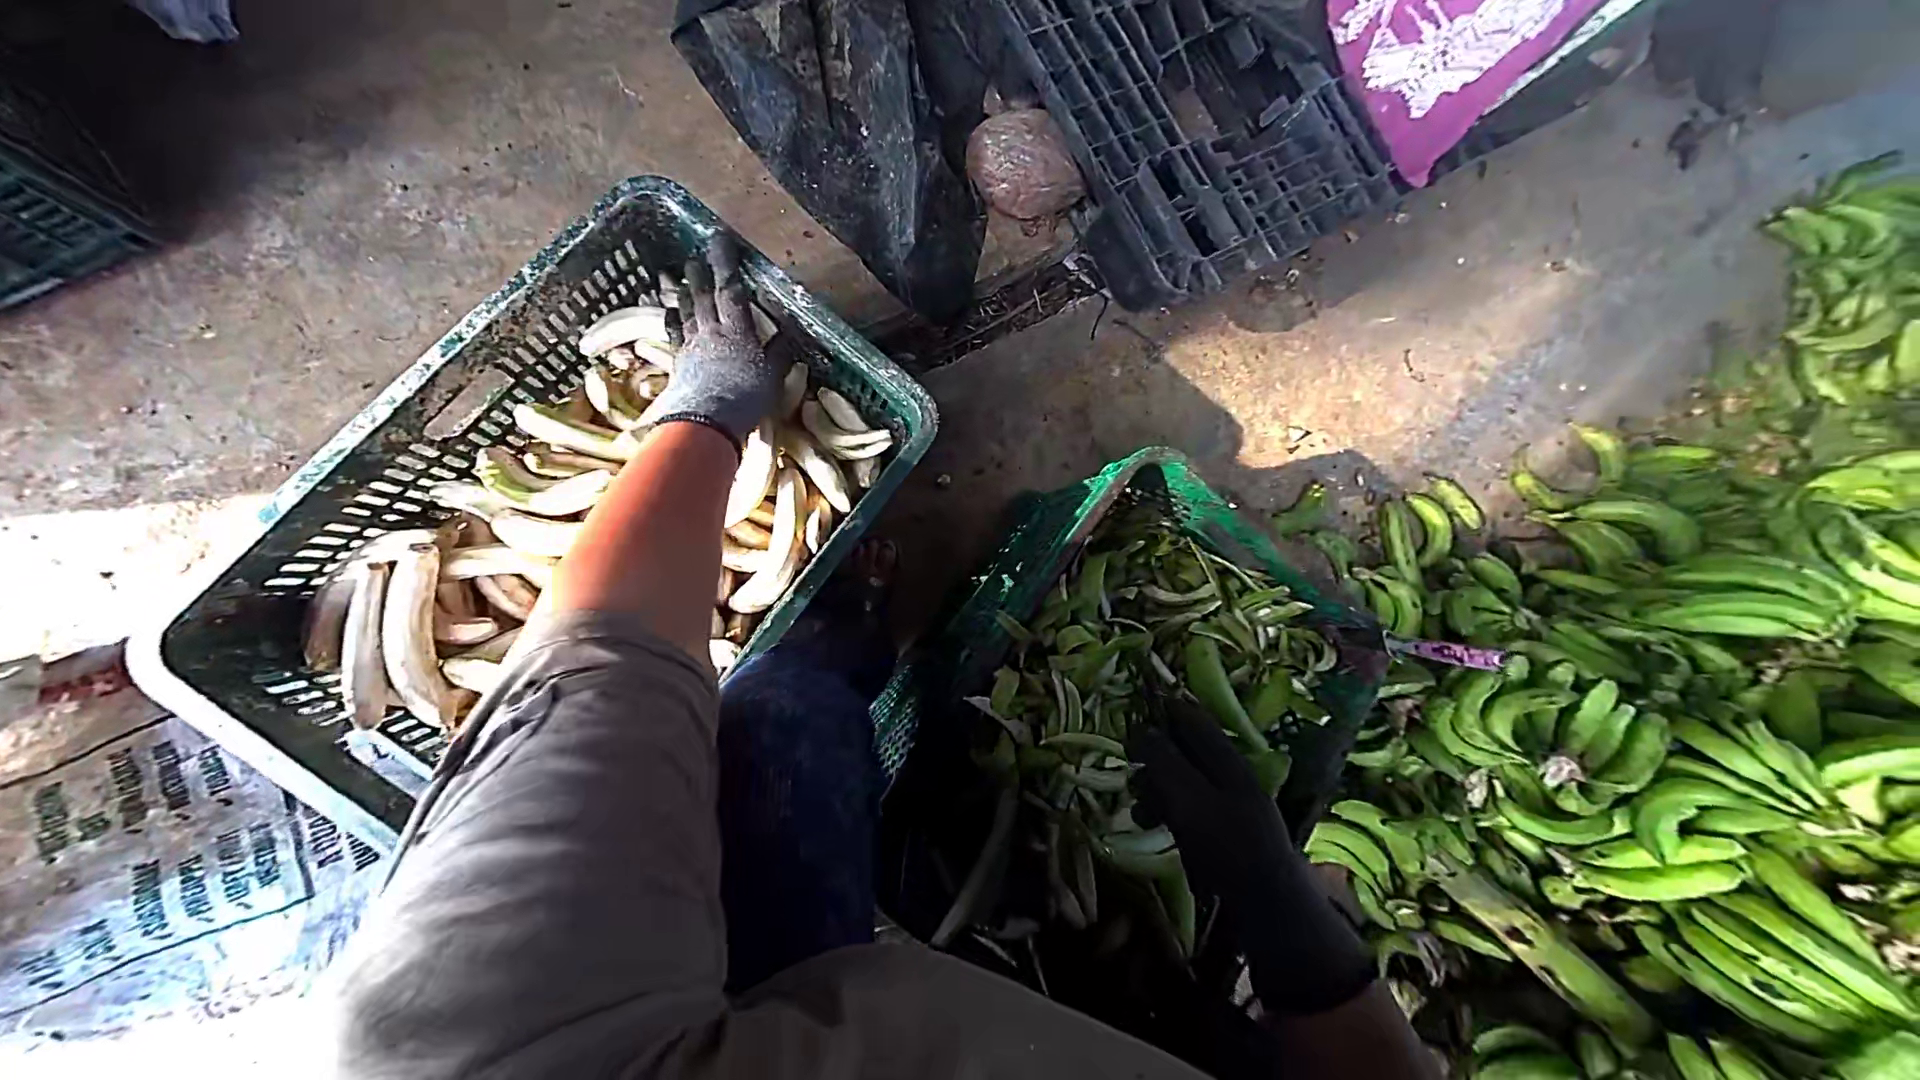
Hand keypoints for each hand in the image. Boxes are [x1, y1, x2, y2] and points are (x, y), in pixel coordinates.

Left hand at [641, 233, 786, 449]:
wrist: (707, 421)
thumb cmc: (747, 398)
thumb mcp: (774, 377)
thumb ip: (781, 353)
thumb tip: (790, 335)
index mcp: (737, 331)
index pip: (731, 290)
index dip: (726, 264)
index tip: (719, 240)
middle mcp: (711, 331)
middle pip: (703, 296)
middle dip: (699, 274)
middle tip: (694, 258)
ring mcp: (691, 346)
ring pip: (686, 311)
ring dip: (682, 294)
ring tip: (678, 280)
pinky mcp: (679, 362)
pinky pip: (673, 334)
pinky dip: (671, 320)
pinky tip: (669, 314)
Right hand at [1131, 695, 1374, 1016]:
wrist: (1267, 910)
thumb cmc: (1226, 847)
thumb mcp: (1188, 799)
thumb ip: (1163, 762)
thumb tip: (1140, 730)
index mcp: (1228, 760)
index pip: (1192, 717)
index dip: (1162, 709)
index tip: (1132, 712)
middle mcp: (1229, 775)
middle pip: (1183, 749)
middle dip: (1152, 754)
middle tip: (1129, 763)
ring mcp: (1226, 803)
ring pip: (1180, 779)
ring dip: (1154, 785)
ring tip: (1138, 804)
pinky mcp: (1220, 831)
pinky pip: (1185, 806)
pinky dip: (1164, 809)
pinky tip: (1151, 823)